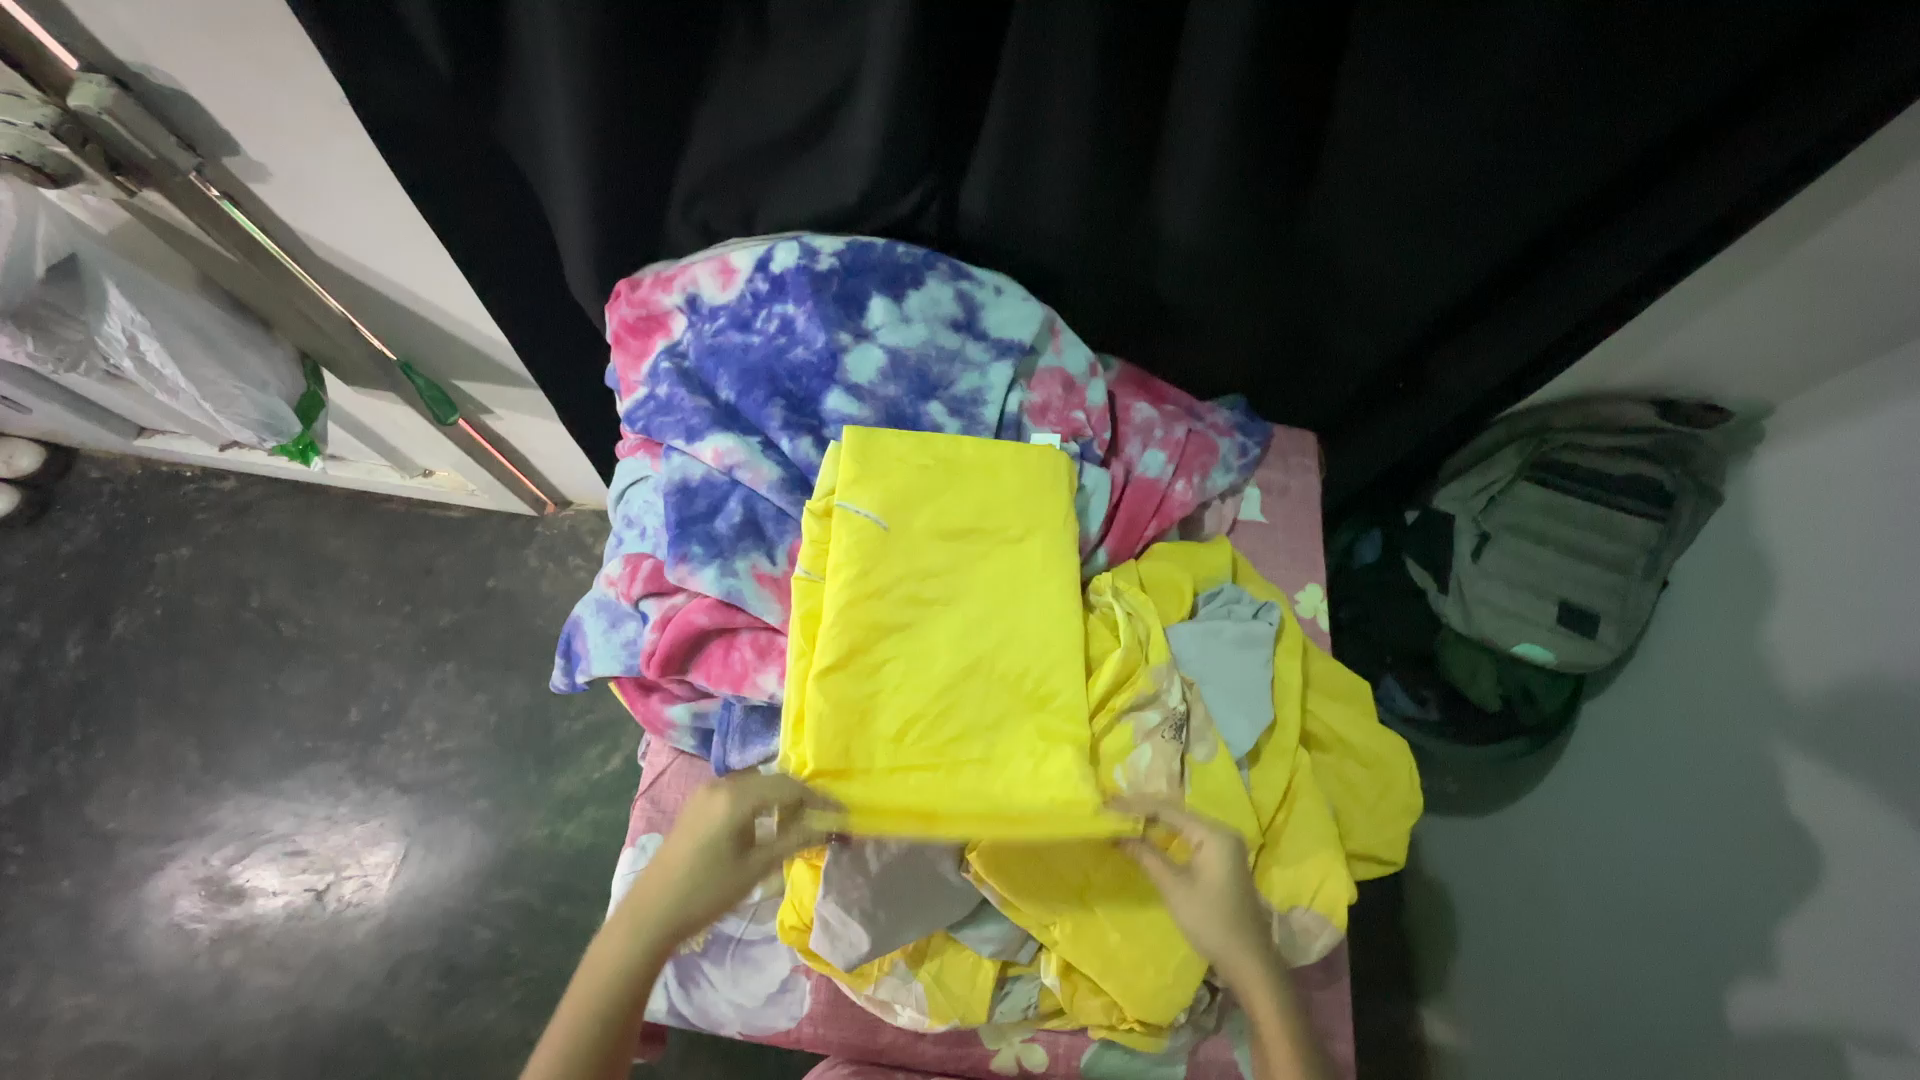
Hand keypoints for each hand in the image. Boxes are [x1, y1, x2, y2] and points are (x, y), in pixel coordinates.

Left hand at [623, 772, 839, 943]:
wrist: (651, 913)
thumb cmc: (707, 892)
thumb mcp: (756, 867)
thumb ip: (794, 841)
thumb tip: (830, 828)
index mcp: (736, 796)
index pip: (789, 786)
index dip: (818, 799)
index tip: (840, 813)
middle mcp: (721, 784)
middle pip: (772, 780)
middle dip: (800, 797)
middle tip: (821, 820)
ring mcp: (706, 792)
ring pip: (756, 785)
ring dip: (779, 800)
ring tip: (797, 825)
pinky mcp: (698, 804)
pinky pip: (739, 793)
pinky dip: (759, 803)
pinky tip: (767, 826)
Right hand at [1113, 795, 1276, 984]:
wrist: (1248, 960)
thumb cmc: (1210, 922)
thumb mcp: (1174, 887)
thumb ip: (1146, 855)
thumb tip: (1118, 835)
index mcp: (1214, 834)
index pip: (1168, 810)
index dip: (1135, 806)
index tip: (1108, 805)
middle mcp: (1222, 831)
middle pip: (1176, 812)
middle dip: (1143, 810)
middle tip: (1112, 809)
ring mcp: (1224, 845)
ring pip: (1182, 824)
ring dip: (1154, 822)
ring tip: (1124, 819)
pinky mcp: (1222, 859)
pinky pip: (1190, 837)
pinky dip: (1167, 835)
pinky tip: (1148, 836)